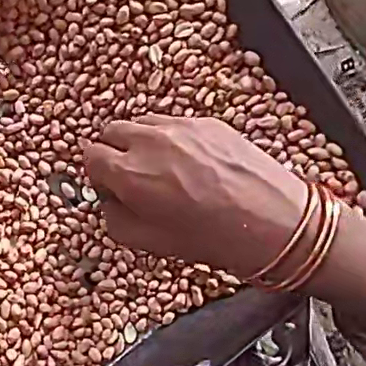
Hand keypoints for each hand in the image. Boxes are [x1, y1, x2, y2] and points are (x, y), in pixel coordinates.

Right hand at [82, 115, 312, 277]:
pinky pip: (175, 123)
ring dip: (142, 142)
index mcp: (129, 172)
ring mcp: (181, 127)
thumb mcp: (148, 242)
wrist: (274, 223)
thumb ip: (114, 217)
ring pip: (143, 122)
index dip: (98, 173)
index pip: (91, 154)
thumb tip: (110, 200)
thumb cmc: (213, 238)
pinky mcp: (208, 122)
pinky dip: (172, 138)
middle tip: (131, 176)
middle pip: (112, 131)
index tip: (110, 185)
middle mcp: (150, 141)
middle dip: (114, 152)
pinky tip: (191, 165)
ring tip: (163, 170)